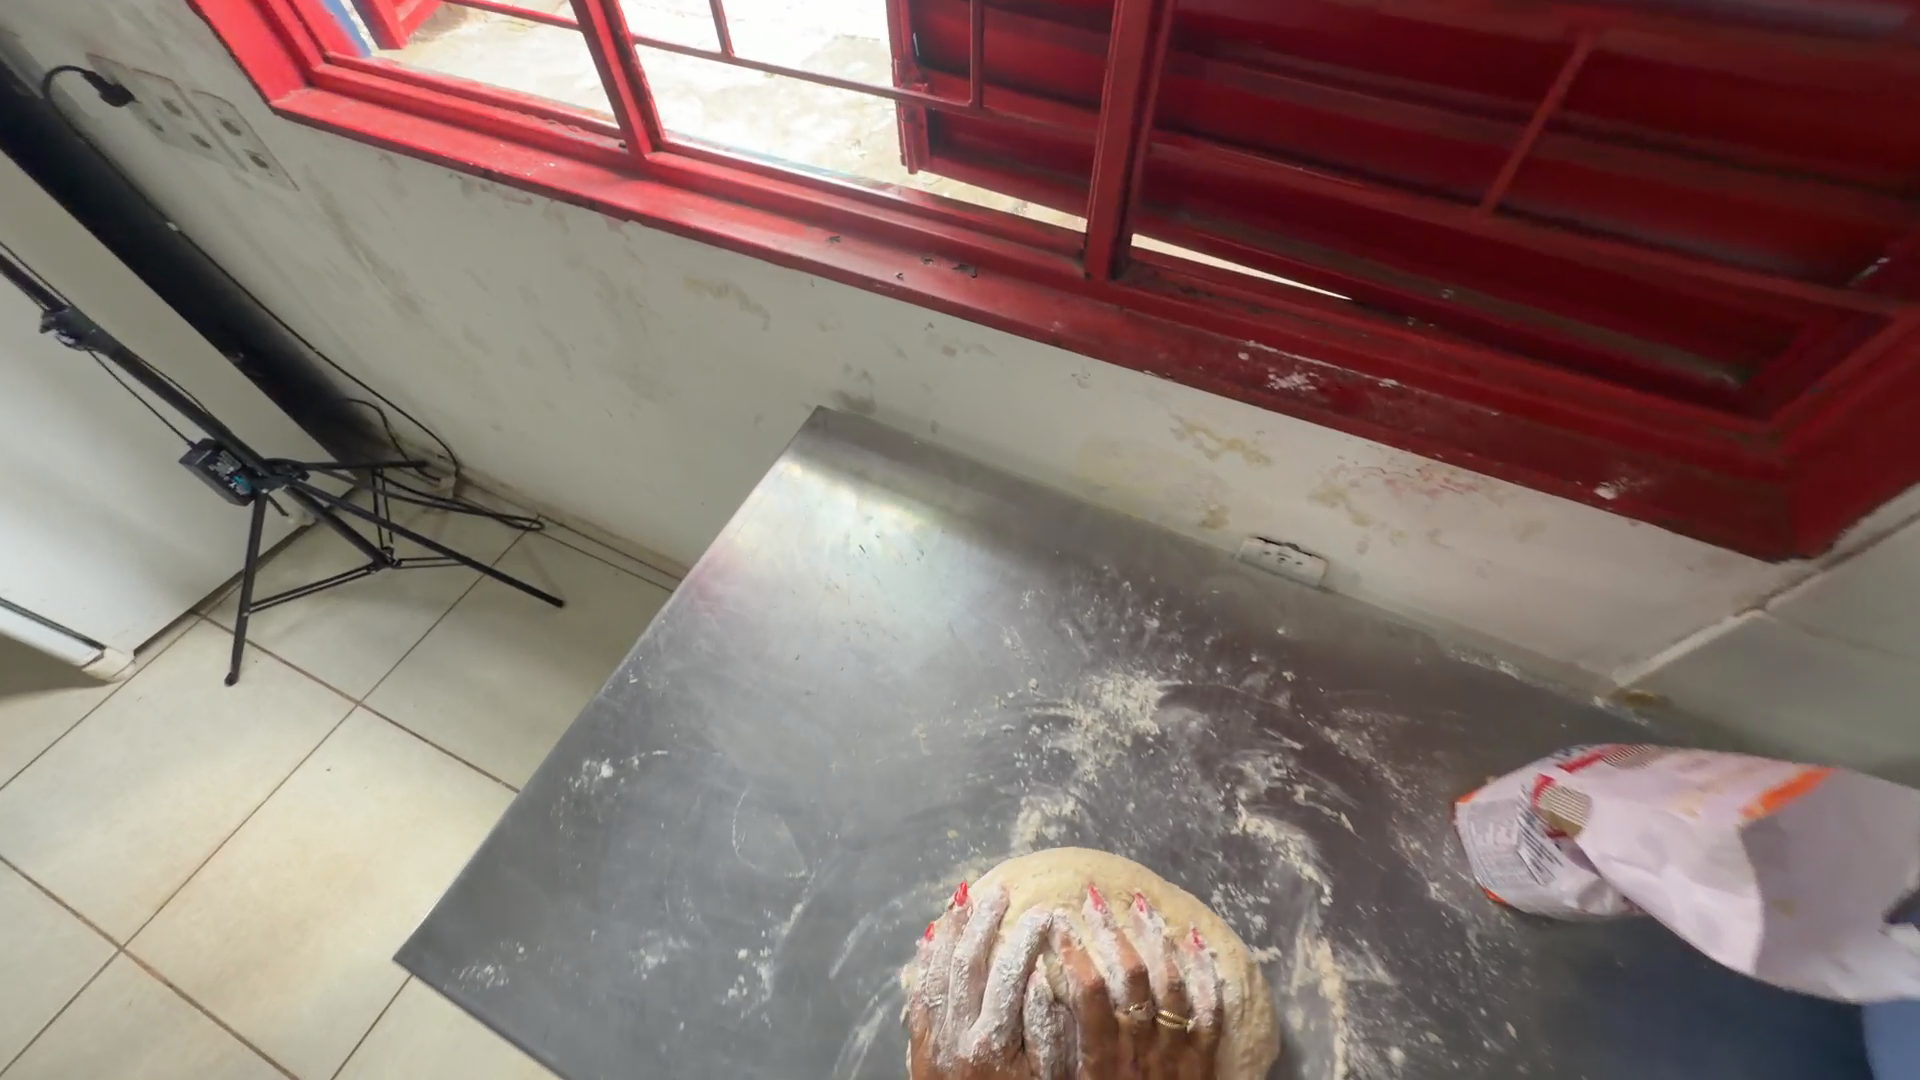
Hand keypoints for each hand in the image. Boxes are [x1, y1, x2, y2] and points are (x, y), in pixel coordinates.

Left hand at [907, 883, 1054, 1078]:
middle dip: (986, 921)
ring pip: (940, 969)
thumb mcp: (1047, 1079)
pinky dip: (925, 960)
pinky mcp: (920, 1046)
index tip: (1045, 912)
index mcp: (993, 1041)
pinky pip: (919, 992)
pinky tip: (931, 935)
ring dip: (953, 930)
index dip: (1027, 937)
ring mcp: (935, 1038)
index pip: (1010, 971)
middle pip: (970, 961)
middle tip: (1001, 893)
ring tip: (965, 898)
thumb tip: (1042, 977)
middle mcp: (958, 1034)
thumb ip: (1047, 1031)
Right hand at [1021, 884, 1222, 1079]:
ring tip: (1138, 903)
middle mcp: (1143, 1054)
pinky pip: (1209, 1012)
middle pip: (1131, 978)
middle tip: (1091, 897)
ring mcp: (1177, 1056)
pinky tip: (1193, 939)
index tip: (1055, 920)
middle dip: (1110, 931)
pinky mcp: (1204, 1064)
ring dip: (1154, 938)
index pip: (1088, 995)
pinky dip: (1204, 973)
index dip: (1073, 953)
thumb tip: (1028, 989)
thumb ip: (1049, 1051)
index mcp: (1104, 1066)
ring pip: (1171, 985)